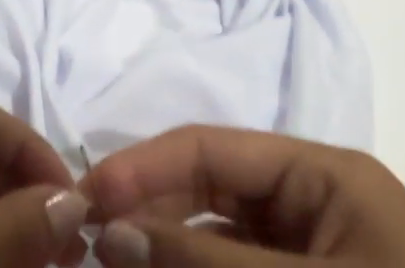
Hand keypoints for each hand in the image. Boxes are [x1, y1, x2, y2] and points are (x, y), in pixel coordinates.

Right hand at [82, 126, 404, 267]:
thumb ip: (206, 260)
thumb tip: (108, 232)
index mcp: (320, 173)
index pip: (206, 148)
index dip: (139, 168)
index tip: (83, 202)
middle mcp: (311, 200)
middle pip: (206, 190)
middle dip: (147, 215)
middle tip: (88, 248)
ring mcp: (313, 252)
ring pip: (216, 237)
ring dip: (166, 252)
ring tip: (114, 267)